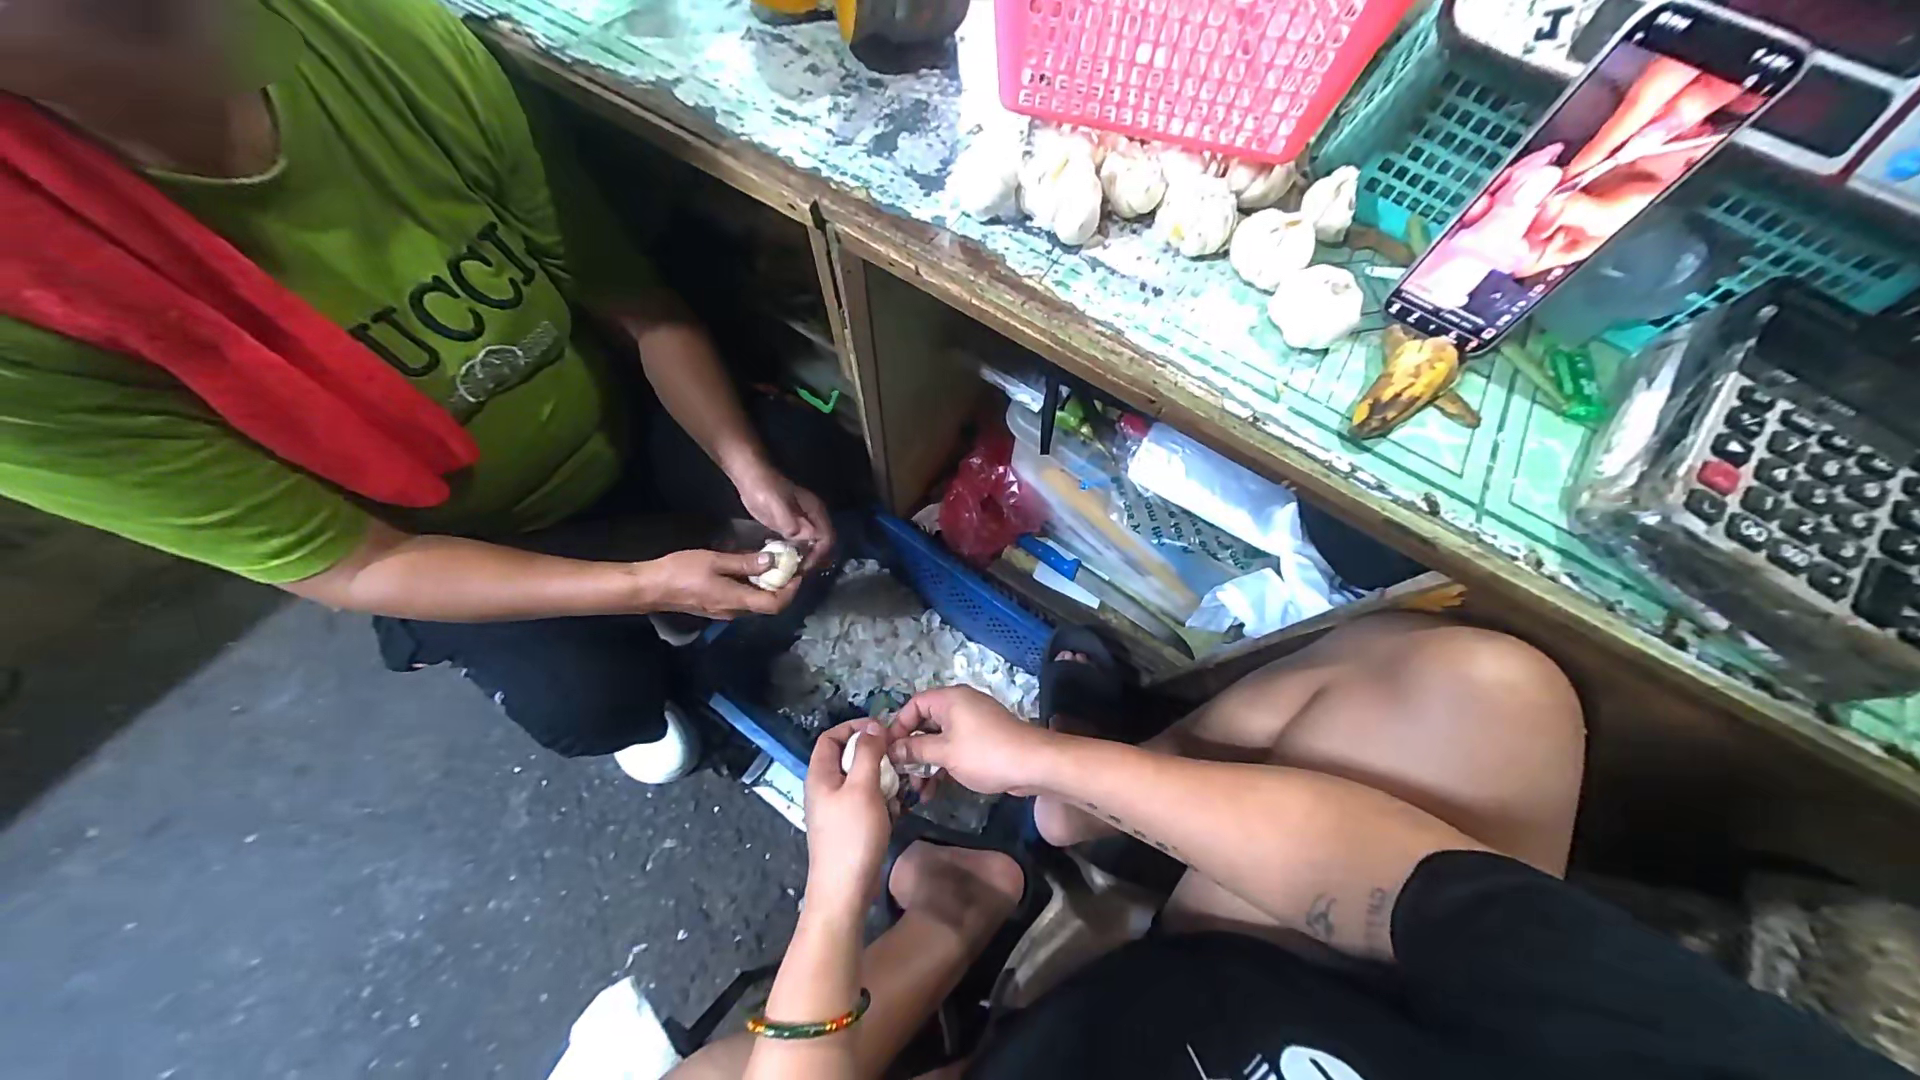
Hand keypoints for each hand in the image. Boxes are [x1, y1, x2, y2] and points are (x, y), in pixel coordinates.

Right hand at [635, 549, 797, 618]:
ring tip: (770, 563)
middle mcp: (734, 611)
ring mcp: (724, 611)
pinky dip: (752, 586)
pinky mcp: (716, 607)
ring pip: (755, 602)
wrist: (649, 588)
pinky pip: (742, 599)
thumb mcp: (715, 561)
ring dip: (766, 586)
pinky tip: (748, 568)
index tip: (797, 573)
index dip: (791, 591)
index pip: (775, 605)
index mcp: (737, 600)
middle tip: (786, 565)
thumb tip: (772, 562)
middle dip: (782, 586)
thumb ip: (744, 562)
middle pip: (768, 605)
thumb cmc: (680, 572)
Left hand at [733, 462, 835, 570]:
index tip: (803, 566)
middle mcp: (814, 519)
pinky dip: (797, 555)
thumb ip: (789, 520)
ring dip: (806, 560)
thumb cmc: (765, 490)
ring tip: (792, 571)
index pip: (827, 539)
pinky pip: (801, 544)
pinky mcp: (792, 527)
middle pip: (823, 545)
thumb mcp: (776, 504)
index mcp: (816, 512)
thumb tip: (800, 536)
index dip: (818, 555)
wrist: (751, 479)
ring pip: (813, 546)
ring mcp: (804, 523)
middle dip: (814, 561)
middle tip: (798, 573)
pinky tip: (785, 563)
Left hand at [803, 719, 894, 913]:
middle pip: (848, 757)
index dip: (854, 727)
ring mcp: (837, 809)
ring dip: (882, 779)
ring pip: (861, 780)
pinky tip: (896, 811)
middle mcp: (825, 788)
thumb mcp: (862, 786)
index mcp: (820, 775)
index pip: (831, 737)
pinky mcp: (849, 826)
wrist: (845, 891)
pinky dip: (883, 800)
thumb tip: (873, 726)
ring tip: (899, 787)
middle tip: (896, 758)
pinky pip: (867, 802)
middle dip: (874, 754)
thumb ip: (868, 752)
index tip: (881, 729)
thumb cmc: (852, 835)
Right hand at [889, 687, 1056, 796]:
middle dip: (911, 749)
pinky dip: (943, 764)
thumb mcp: (945, 753)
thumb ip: (915, 749)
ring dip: (926, 762)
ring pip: (939, 739)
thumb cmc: (985, 753)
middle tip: (900, 774)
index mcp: (949, 699)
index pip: (914, 704)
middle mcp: (960, 705)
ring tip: (917, 790)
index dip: (899, 726)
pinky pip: (954, 747)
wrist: (1033, 763)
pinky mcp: (982, 739)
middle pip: (925, 722)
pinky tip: (933, 789)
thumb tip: (892, 749)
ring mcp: (972, 722)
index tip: (888, 751)